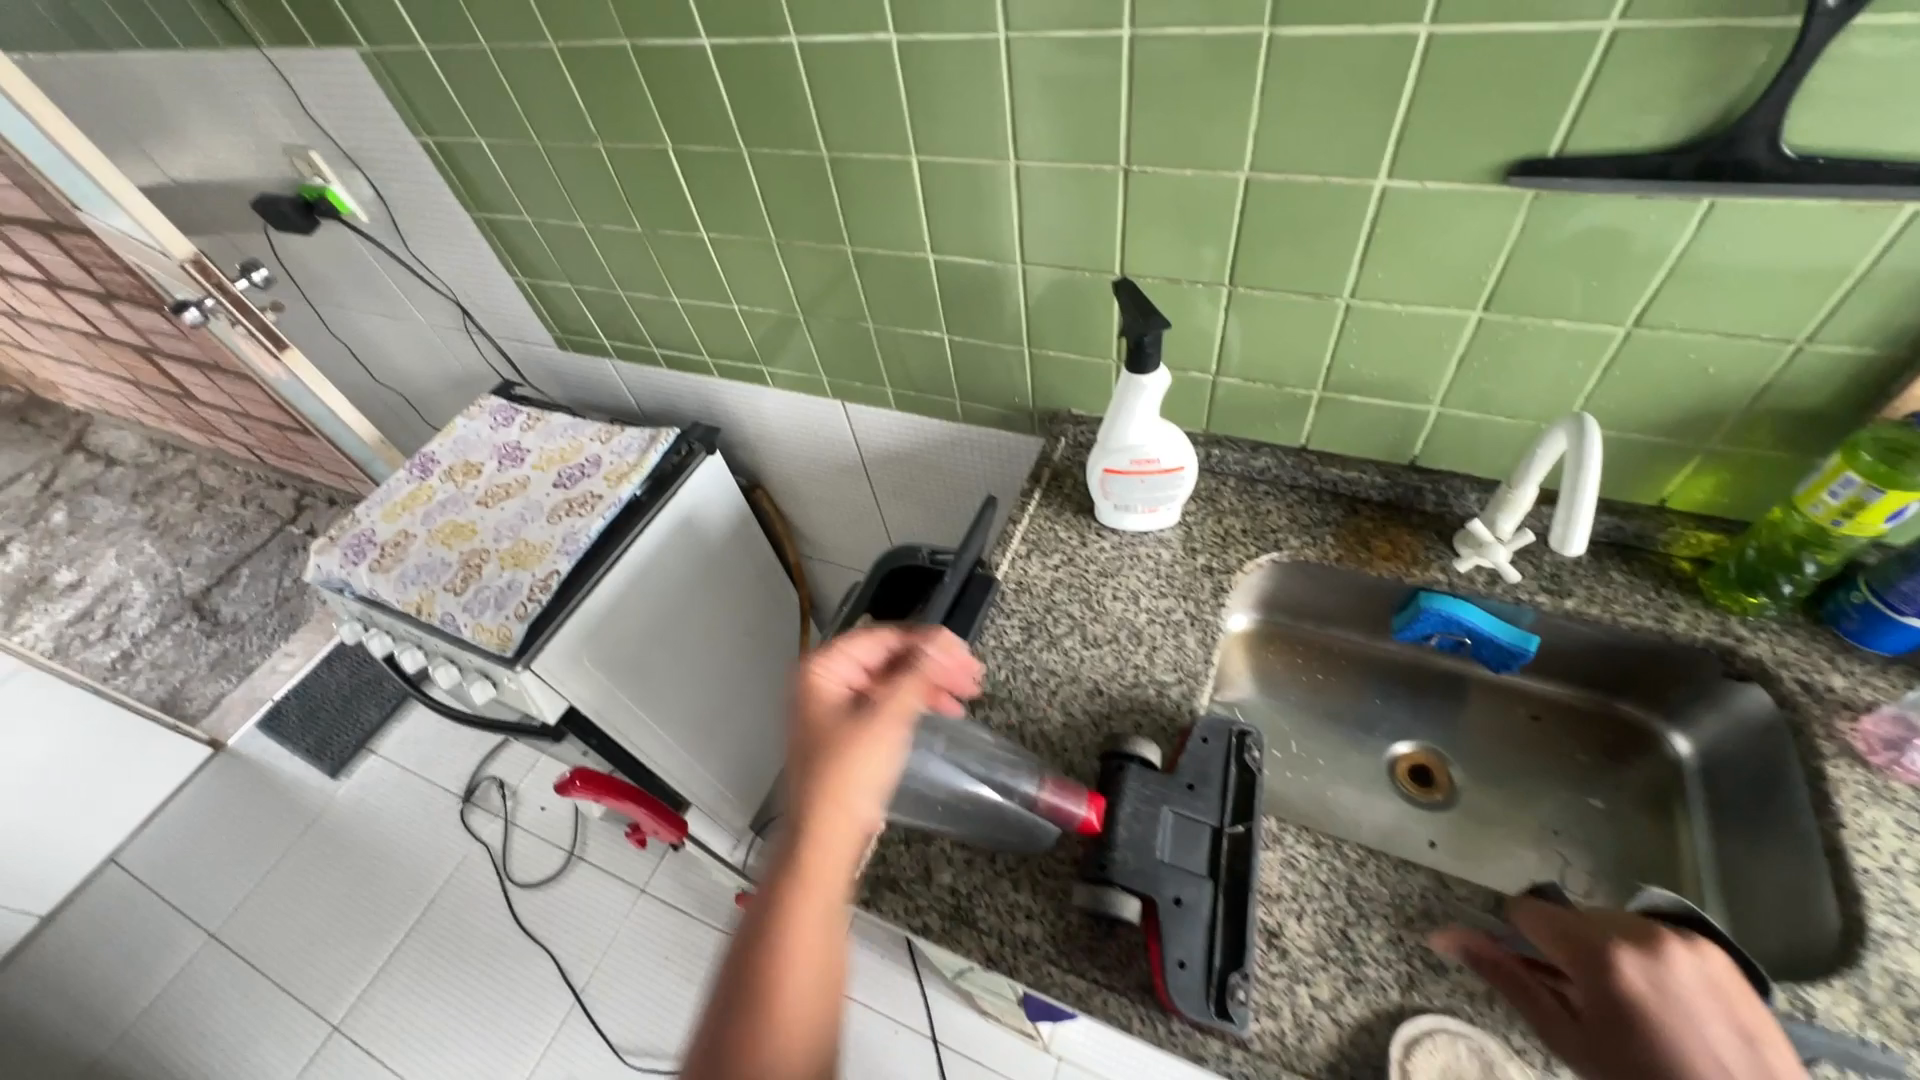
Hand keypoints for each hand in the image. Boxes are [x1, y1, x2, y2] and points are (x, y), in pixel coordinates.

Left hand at [784, 625, 982, 854]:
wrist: (826, 841)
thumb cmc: (846, 779)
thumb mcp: (888, 718)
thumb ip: (918, 674)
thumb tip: (942, 641)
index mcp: (823, 669)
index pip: (882, 637)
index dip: (926, 641)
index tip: (961, 650)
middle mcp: (826, 682)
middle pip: (889, 658)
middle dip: (932, 664)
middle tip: (970, 674)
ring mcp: (837, 707)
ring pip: (892, 680)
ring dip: (929, 683)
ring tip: (966, 691)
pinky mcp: (850, 731)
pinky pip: (888, 703)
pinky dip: (916, 703)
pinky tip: (943, 709)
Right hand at [1431, 897, 1805, 1079]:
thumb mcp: (1567, 1040)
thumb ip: (1506, 978)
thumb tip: (1443, 935)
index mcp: (1599, 952)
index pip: (1526, 911)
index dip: (1522, 943)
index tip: (1543, 981)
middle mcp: (1640, 929)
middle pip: (1570, 916)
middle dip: (1566, 949)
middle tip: (1589, 1003)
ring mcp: (1684, 937)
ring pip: (1610, 923)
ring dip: (1605, 950)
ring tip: (1633, 1006)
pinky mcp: (1717, 949)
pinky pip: (1654, 935)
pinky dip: (1645, 958)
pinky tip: (1666, 1004)